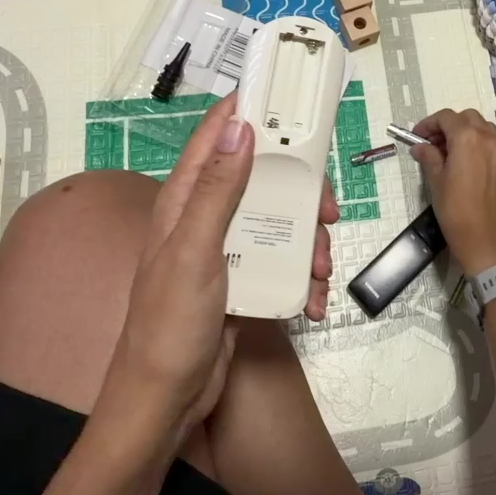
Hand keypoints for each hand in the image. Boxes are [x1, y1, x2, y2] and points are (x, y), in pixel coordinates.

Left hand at [100, 98, 340, 437]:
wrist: (165, 400)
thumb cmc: (170, 322)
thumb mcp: (195, 250)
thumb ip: (218, 189)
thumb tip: (241, 127)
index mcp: (186, 198)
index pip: (217, 134)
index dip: (250, 107)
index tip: (292, 93)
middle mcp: (207, 214)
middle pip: (264, 176)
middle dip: (302, 189)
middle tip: (330, 211)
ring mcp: (227, 247)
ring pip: (280, 219)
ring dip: (308, 240)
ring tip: (323, 269)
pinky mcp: (244, 277)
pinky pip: (281, 259)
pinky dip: (302, 273)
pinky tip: (311, 299)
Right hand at [409, 109, 495, 274]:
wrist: (484, 238)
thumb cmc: (455, 209)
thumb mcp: (436, 181)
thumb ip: (429, 157)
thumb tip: (420, 146)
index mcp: (467, 138)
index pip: (446, 118)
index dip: (429, 124)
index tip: (417, 136)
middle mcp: (488, 138)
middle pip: (466, 118)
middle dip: (448, 125)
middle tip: (433, 143)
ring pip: (483, 127)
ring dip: (466, 131)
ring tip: (451, 151)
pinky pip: (494, 142)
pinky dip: (480, 142)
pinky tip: (469, 161)